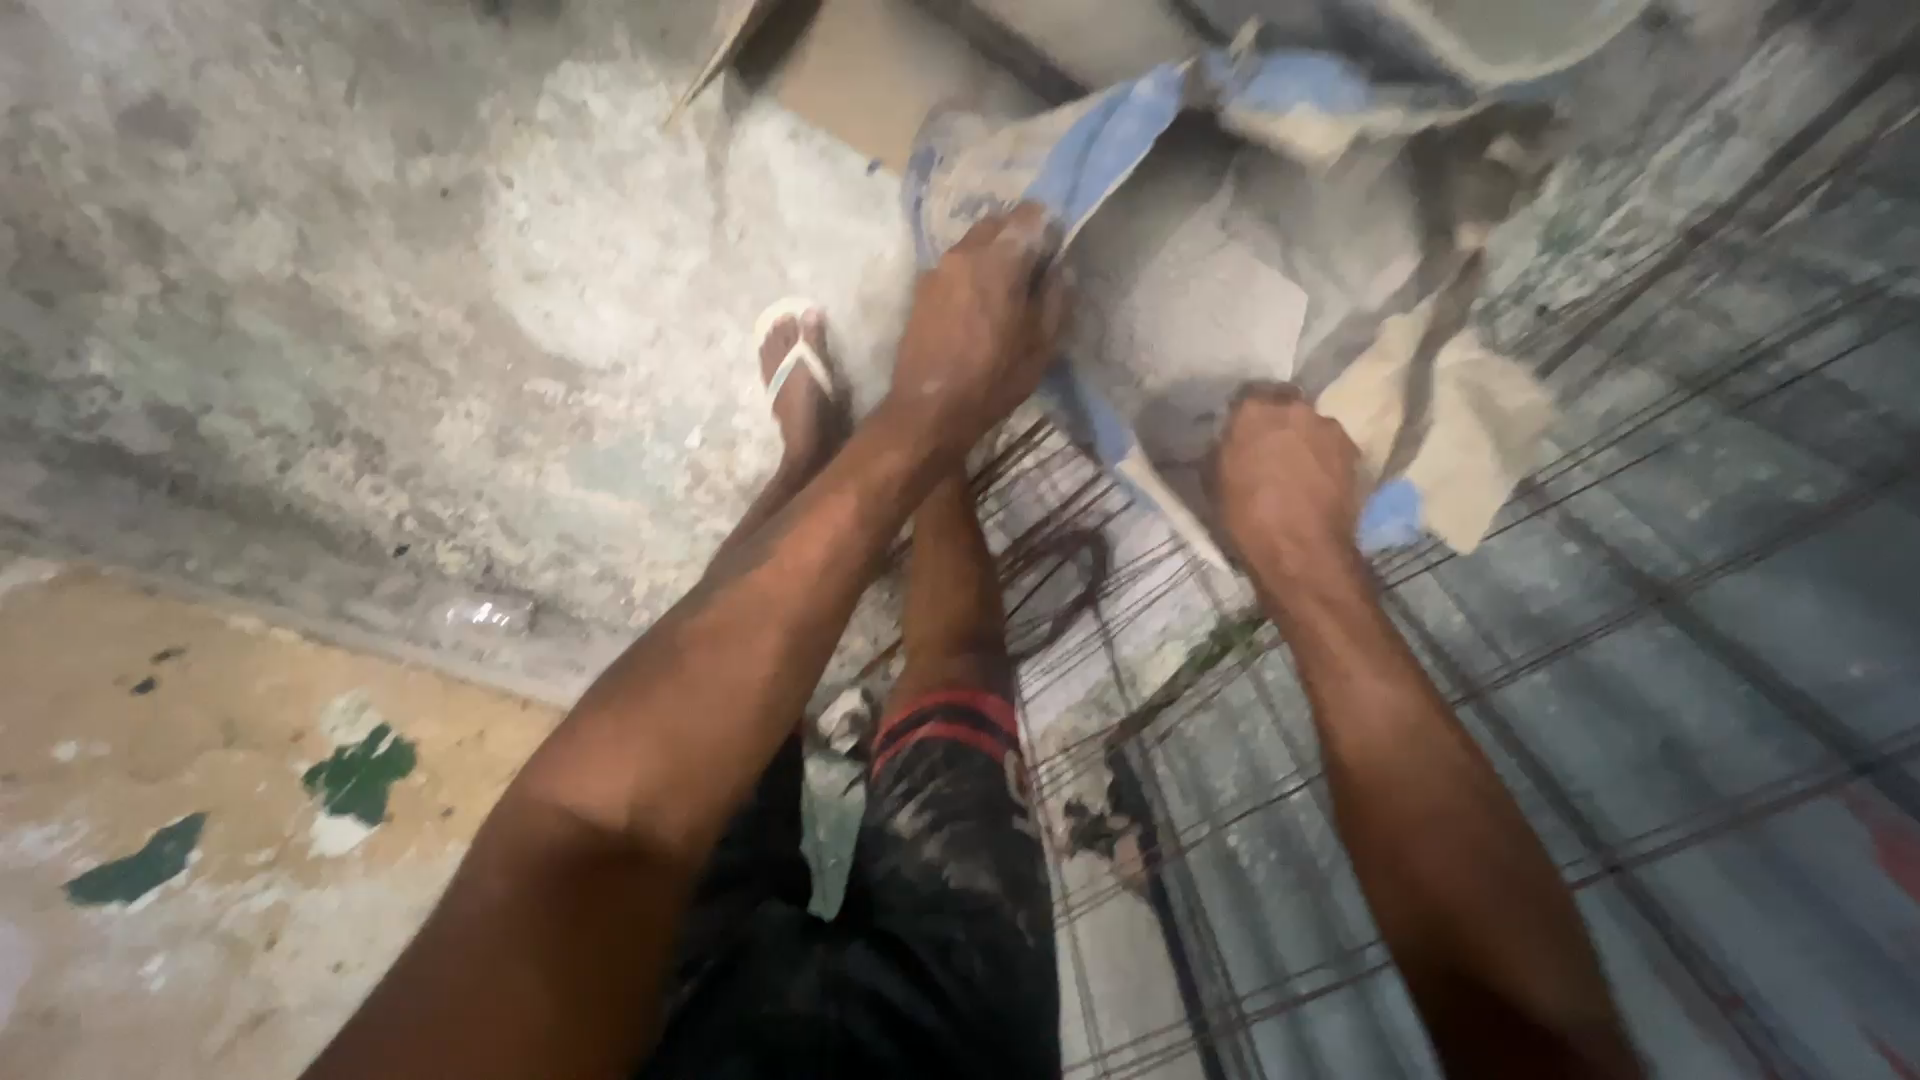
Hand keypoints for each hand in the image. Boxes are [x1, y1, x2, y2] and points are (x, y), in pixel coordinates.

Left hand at [890, 203, 1070, 451]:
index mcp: (998, 259)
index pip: (1030, 216)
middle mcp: (963, 252)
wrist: (929, 411)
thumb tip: (1060, 269)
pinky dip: (970, 276)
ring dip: (992, 257)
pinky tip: (977, 309)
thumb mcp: (1041, 345)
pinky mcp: (920, 292)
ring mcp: (936, 270)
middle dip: (1018, 238)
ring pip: (972, 245)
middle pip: (996, 224)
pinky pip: (954, 269)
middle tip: (1032, 274)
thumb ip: (1056, 298)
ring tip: (1004, 294)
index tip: (1055, 255)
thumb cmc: (992, 380)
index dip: (1048, 230)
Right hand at [1210, 382, 1364, 579]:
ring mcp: (1329, 427)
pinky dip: (1323, 457)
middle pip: (1284, 404)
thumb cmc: (1244, 515)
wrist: (1299, 549)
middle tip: (1268, 447)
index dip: (1244, 413)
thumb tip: (1229, 440)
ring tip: (1295, 468)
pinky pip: (1331, 446)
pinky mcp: (1353, 451)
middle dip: (1277, 421)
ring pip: (1311, 425)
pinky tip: (1315, 481)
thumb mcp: (1212, 480)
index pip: (1247, 394)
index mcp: (1253, 410)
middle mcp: (1295, 407)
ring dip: (1302, 438)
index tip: (1240, 431)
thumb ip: (1223, 448)